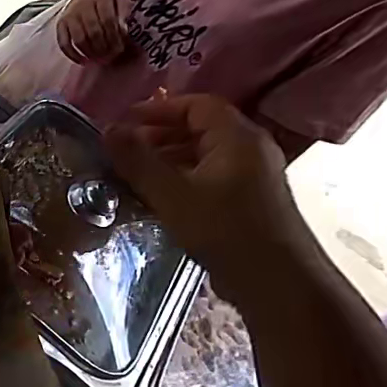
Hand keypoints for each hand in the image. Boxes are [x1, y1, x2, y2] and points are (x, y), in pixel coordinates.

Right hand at [54, 0, 125, 64]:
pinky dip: (73, 55)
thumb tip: (123, 38)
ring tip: (98, 61)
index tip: (119, 49)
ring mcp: (70, 15)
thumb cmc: (102, 4)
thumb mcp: (115, 4)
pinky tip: (83, 62)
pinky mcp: (60, 24)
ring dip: (90, 53)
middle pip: (94, 32)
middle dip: (103, 48)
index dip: (114, 38)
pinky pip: (64, 44)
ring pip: (80, 40)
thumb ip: (120, 18)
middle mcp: (83, 4)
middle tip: (109, 58)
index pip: (108, 20)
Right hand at [103, 95, 307, 289]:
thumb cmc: (224, 230)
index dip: (158, 109)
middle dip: (160, 135)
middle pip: (201, 128)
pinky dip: (184, 178)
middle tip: (125, 150)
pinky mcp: (251, 201)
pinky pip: (212, 176)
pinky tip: (162, 198)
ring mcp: (254, 176)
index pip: (197, 105)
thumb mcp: (172, 194)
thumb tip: (108, 129)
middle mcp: (251, 149)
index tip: (125, 122)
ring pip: (206, 154)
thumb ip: (138, 161)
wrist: (277, 281)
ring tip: (136, 174)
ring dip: (169, 159)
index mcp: (237, 137)